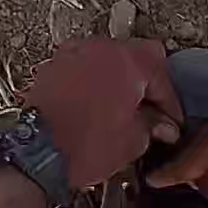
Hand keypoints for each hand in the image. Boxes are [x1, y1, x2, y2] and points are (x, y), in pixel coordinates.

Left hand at [23, 39, 182, 186]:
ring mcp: (73, 55)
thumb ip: (153, 126)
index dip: (171, 104)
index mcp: (128, 62)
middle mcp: (100, 50)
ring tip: (125, 110)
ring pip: (109, 59)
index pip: (163, 77)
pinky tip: (99, 107)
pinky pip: (85, 68)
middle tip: (153, 111)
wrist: (36, 158)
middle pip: (137, 57)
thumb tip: (161, 125)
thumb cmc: (81, 147)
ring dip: (121, 80)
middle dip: (148, 84)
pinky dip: (96, 83)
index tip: (171, 121)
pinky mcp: (53, 68)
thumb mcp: (133, 140)